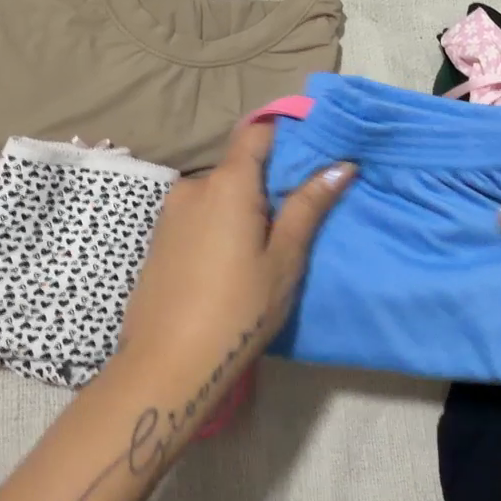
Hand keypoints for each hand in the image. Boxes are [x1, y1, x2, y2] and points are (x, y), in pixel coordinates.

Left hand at [120, 121, 353, 377]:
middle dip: (270, 178)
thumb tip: (341, 165)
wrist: (164, 368)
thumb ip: (308, 206)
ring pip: (220, 192)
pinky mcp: (160, 240)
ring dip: (245, 204)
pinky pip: (201, 214)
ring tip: (271, 239)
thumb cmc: (237, 309)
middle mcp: (193, 187)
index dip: (288, 132)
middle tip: (303, 206)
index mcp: (227, 184)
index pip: (258, 132)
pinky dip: (223, 221)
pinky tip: (236, 257)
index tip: (317, 148)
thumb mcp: (283, 259)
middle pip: (240, 165)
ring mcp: (171, 214)